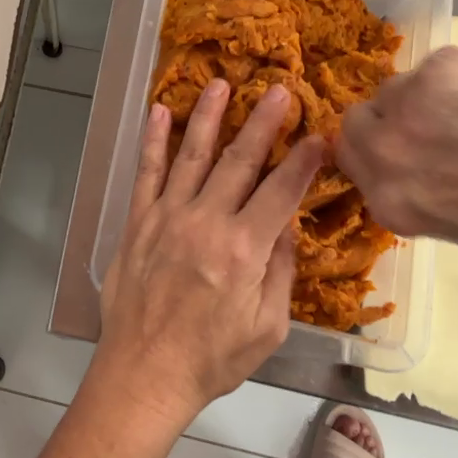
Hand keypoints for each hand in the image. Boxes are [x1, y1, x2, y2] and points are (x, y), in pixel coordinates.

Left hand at [94, 80, 325, 429]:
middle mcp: (206, 223)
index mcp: (244, 250)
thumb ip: (280, 271)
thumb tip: (287, 225)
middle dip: (263, 123)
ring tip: (220, 85)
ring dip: (208, 118)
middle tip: (278, 90)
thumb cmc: (213, 358)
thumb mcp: (267, 326)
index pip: (281, 192)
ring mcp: (167, 218)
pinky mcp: (138, 222)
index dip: (303, 161)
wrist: (145, 372)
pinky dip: (153, 142)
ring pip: (192, 156)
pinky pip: (146, 173)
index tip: (319, 134)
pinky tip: (159, 113)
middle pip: (240, 162)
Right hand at [335, 47, 457, 253]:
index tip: (402, 149)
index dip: (376, 152)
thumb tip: (417, 172)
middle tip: (430, 124)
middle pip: (355, 121)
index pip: (352, 162)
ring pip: (395, 89)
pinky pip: (433, 66)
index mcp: (389, 201)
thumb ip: (419, 195)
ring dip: (422, 97)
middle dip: (385, 121)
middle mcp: (383, 153)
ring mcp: (406, 105)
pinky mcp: (438, 68)